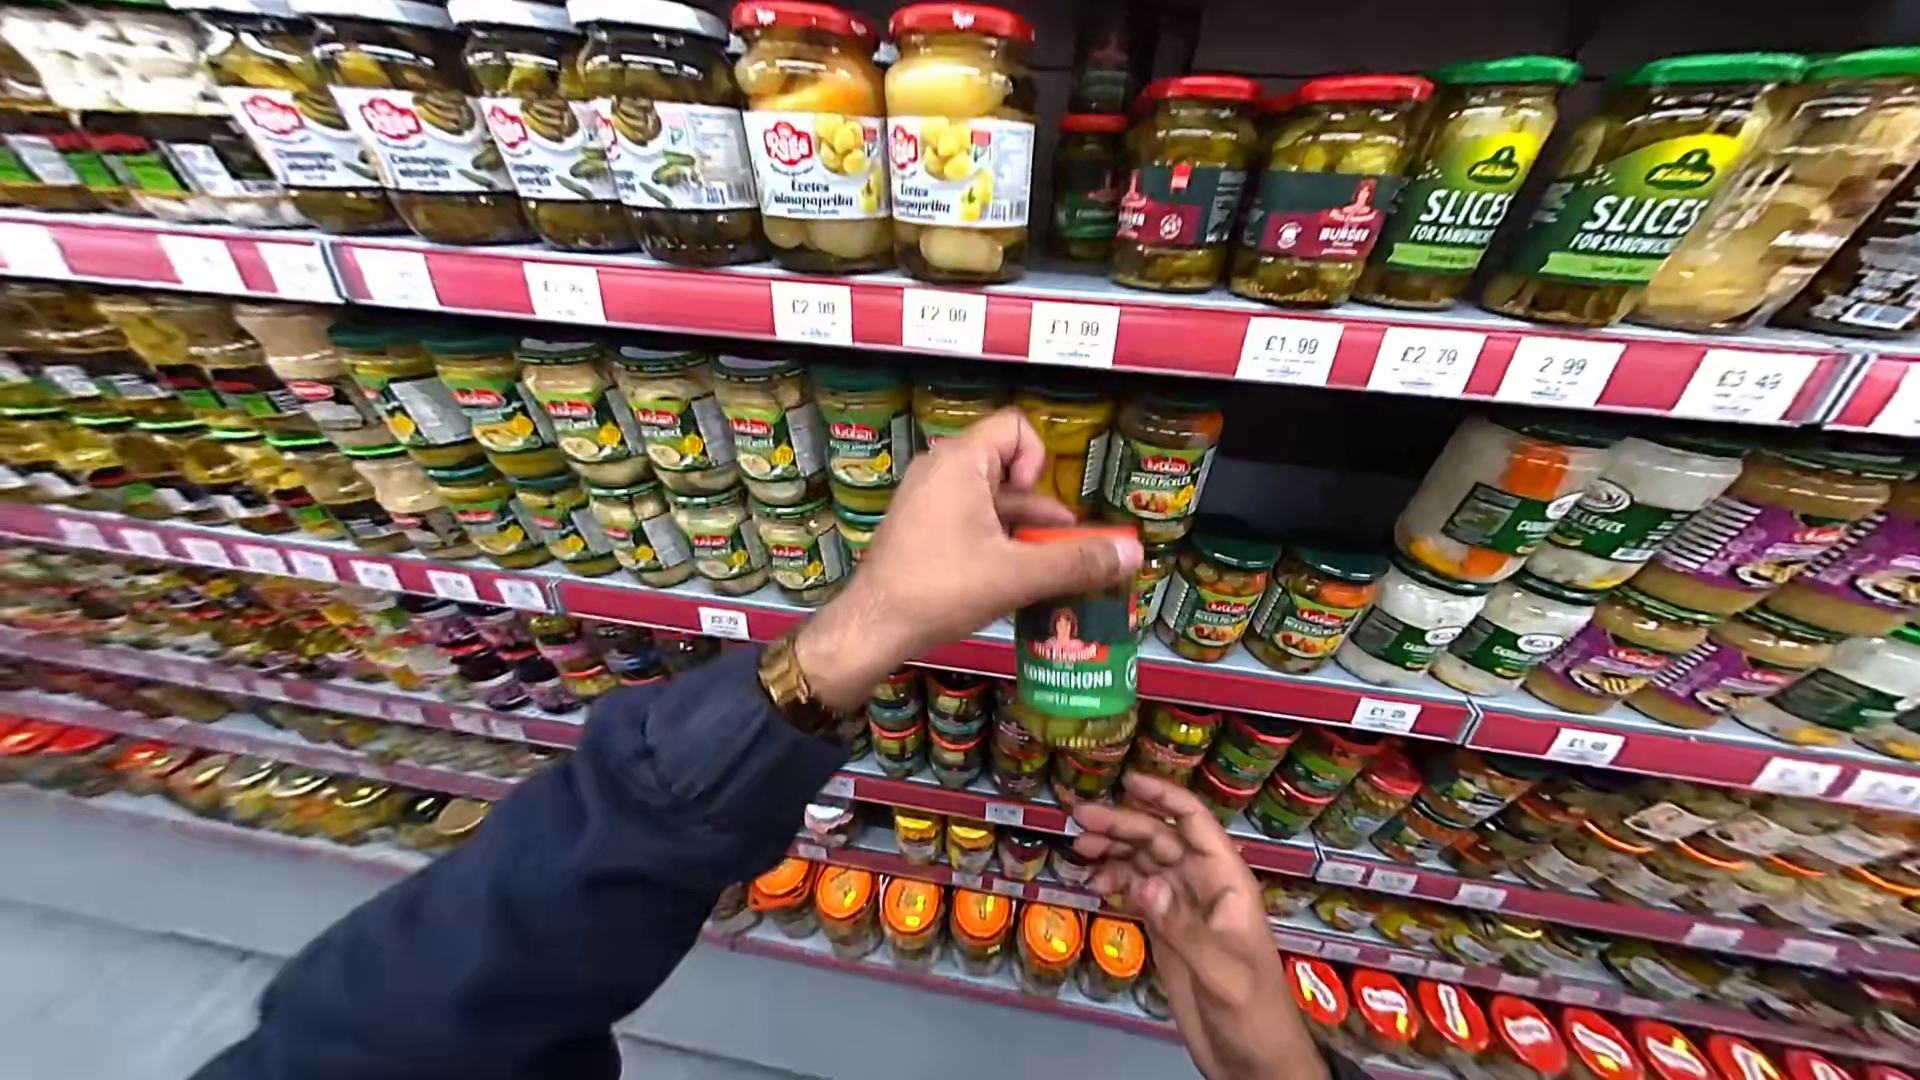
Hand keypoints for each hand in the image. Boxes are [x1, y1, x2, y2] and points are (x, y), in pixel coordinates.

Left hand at [794, 407, 1142, 710]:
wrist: (873, 627)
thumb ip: (1077, 562)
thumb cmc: (942, 589)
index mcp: (960, 462)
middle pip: (1008, 467)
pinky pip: (970, 520)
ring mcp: (928, 500)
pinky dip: (997, 540)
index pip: (1015, 427)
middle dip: (1041, 508)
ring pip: (991, 500)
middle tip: (1061, 547)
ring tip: (1049, 568)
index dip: (1039, 459)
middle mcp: (941, 470)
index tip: (1037, 506)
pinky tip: (1014, 577)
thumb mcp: (1016, 575)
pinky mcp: (922, 527)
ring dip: (1023, 529)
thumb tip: (1134, 554)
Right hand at [1072, 772, 1325, 1079]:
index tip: (1126, 780)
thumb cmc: (1254, 1014)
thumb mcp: (1223, 975)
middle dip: (1120, 823)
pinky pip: (1133, 887)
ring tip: (1079, 847)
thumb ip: (1184, 928)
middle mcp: (1199, 881)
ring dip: (1111, 847)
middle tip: (1080, 817)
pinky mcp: (1164, 924)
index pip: (1193, 821)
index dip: (1162, 795)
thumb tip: (1143, 882)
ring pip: (1141, 858)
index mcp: (1223, 879)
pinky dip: (1112, 879)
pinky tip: (1094, 884)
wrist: (1254, 1067)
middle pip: (1156, 836)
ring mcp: (1179, 902)